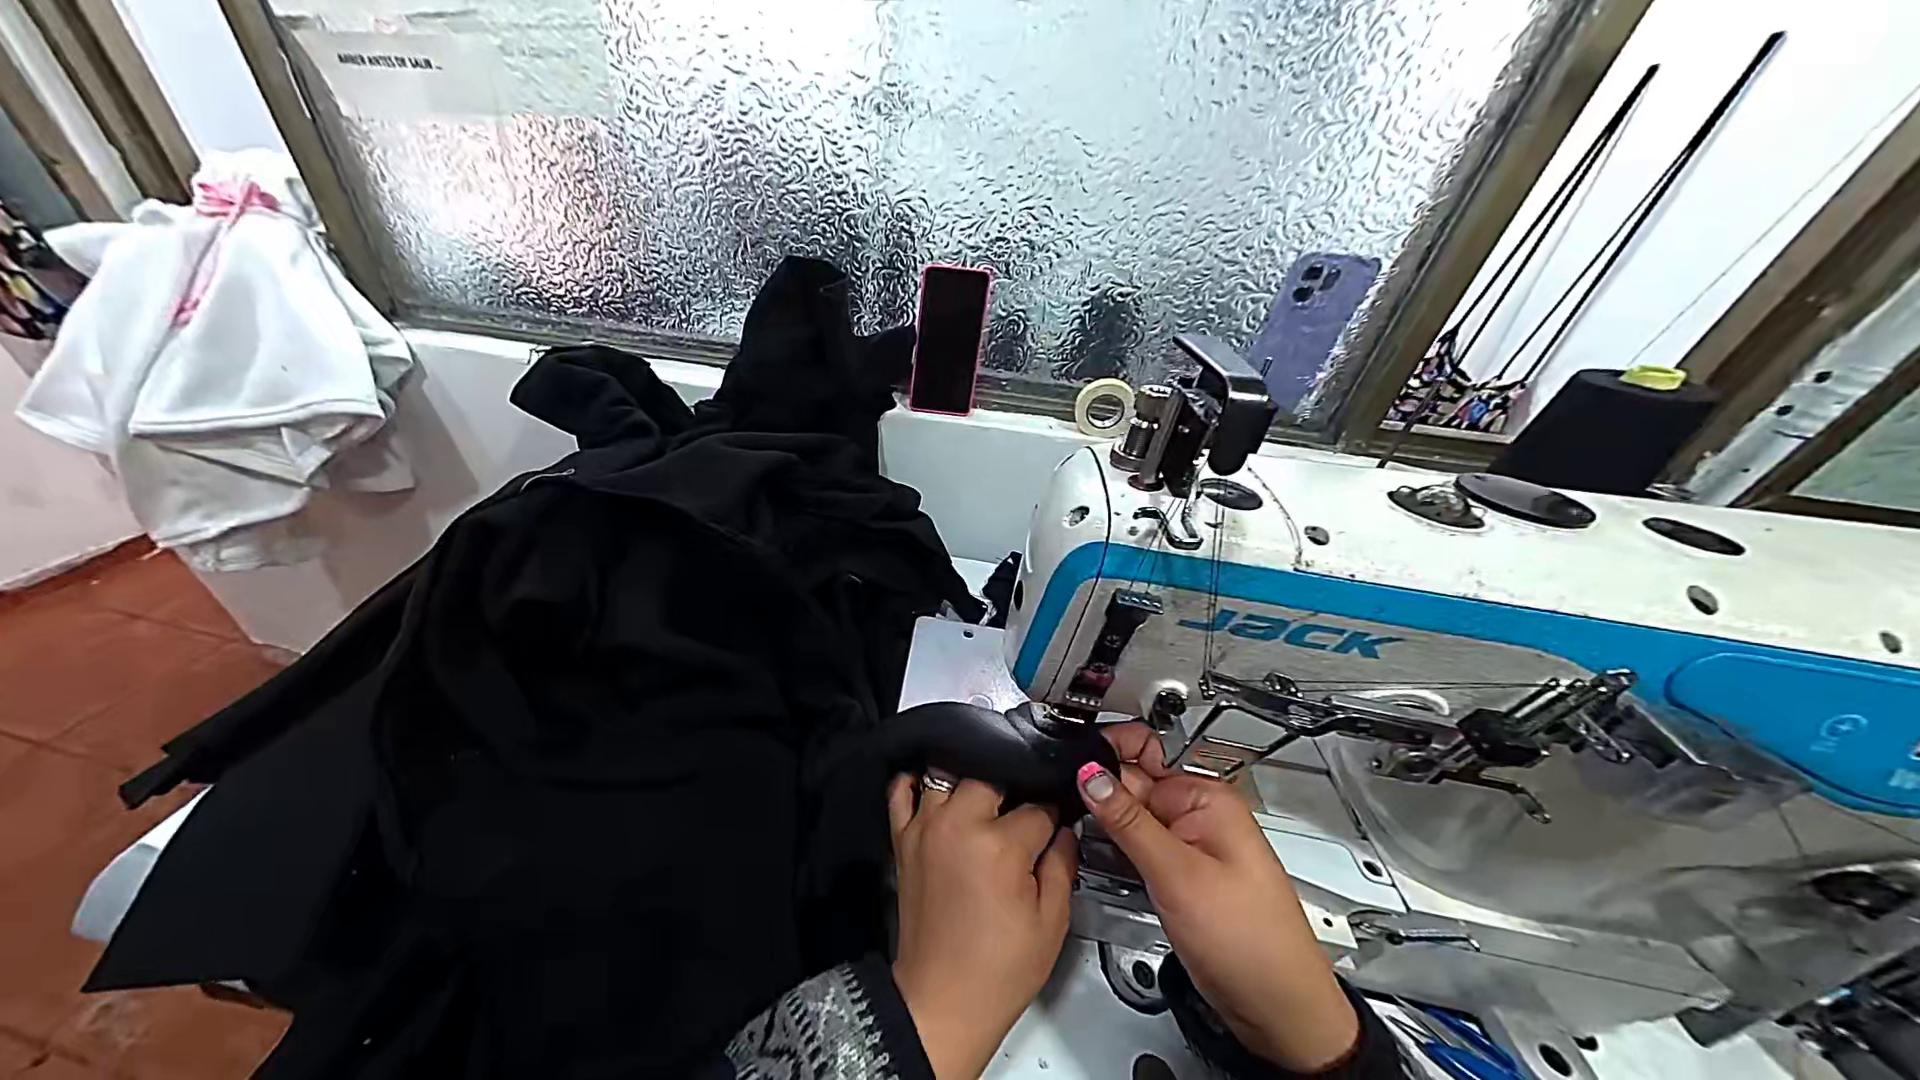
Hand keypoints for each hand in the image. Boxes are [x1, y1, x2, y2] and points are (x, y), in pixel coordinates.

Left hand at [889, 773, 1077, 1078]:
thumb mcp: (1051, 922)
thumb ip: (1062, 865)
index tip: (1056, 824)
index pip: (1037, 808)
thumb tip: (1066, 832)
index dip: (1053, 815)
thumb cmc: (997, 969)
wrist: (942, 1001)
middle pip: (991, 776)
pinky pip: (901, 790)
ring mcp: (925, 828)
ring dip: (969, 781)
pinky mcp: (903, 839)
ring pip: (947, 772)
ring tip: (984, 801)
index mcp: (1000, 846)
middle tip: (1021, 811)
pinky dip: (915, 781)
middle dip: (1013, 789)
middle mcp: (958, 826)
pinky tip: (937, 788)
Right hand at [1078, 725, 1359, 1071]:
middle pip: (1134, 788)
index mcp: (1207, 799)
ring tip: (1104, 855)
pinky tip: (1116, 868)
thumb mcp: (1176, 874)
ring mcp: (1190, 845)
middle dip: (1105, 806)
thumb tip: (1092, 774)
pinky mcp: (1182, 873)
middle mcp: (1200, 815)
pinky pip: (1142, 848)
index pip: (1140, 760)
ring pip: (1134, 821)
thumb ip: (1127, 821)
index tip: (1073, 778)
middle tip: (1086, 829)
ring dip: (1112, 833)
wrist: (1280, 1015)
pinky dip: (1123, 855)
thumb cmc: (1251, 945)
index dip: (1105, 768)